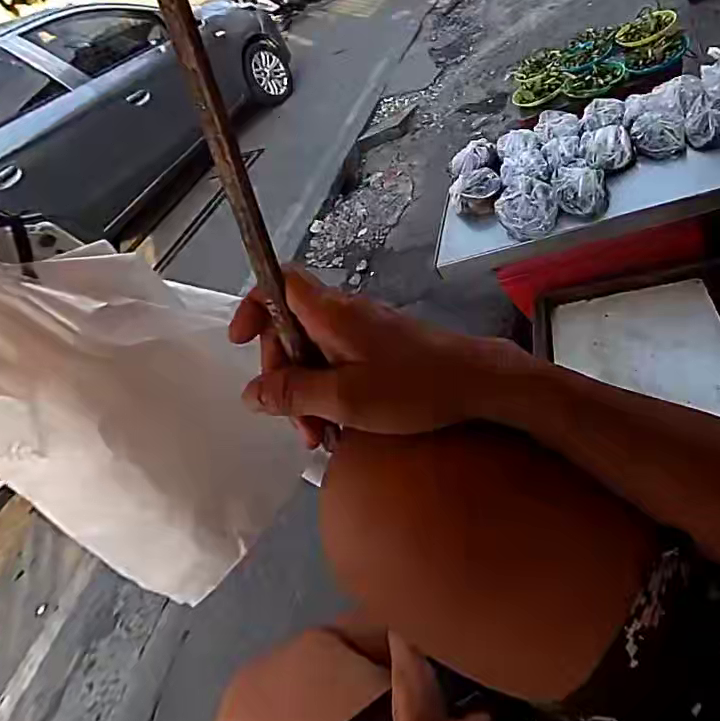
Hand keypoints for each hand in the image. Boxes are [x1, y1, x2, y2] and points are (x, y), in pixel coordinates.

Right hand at [227, 269, 534, 440]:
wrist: (478, 383)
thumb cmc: (412, 387)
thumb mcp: (345, 399)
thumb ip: (294, 394)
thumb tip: (249, 393)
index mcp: (330, 313)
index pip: (279, 283)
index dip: (253, 306)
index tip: (241, 341)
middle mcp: (344, 313)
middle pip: (290, 327)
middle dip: (284, 374)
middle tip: (296, 421)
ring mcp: (364, 330)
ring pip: (315, 352)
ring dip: (308, 393)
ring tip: (320, 436)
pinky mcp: (380, 348)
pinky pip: (339, 362)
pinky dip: (331, 391)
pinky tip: (341, 428)